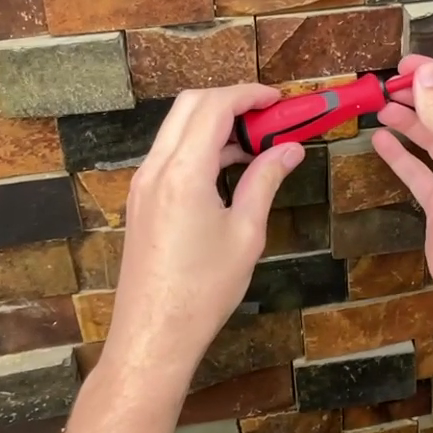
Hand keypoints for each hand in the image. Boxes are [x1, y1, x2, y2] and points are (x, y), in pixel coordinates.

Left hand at [108, 84, 305, 382]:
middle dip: (230, 99)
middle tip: (267, 114)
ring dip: (214, 122)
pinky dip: (199, 144)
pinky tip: (229, 166)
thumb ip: (266, 181)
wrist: (152, 337)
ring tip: (256, 141)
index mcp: (183, 172)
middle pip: (190, 105)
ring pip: (177, 126)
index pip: (214, 107)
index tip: (279, 100)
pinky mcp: (141, 199)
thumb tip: (291, 148)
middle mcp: (156, 168)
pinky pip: (170, 152)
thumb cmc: (204, 290)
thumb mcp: (246, 233)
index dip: (249, 94)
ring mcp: (143, 183)